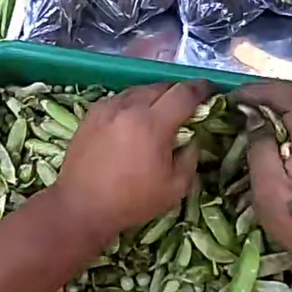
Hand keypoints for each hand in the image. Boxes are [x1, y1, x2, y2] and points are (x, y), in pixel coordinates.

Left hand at [48, 80, 213, 242]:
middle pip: (162, 86)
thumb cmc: (131, 201)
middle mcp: (129, 107)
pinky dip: (133, 103)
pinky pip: (120, 98)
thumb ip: (190, 158)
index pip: (184, 93)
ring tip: (160, 111)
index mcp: (153, 124)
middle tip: (187, 104)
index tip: (211, 90)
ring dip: (155, 95)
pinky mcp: (91, 113)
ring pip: (139, 89)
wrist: (81, 205)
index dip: (202, 89)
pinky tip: (134, 119)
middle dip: (178, 91)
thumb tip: (192, 140)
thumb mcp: (174, 187)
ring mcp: (107, 107)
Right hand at [232, 81, 291, 262]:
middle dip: (268, 94)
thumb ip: (260, 144)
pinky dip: (289, 119)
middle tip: (240, 101)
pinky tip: (272, 130)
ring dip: (278, 106)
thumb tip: (254, 119)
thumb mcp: (267, 184)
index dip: (263, 90)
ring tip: (251, 112)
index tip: (236, 97)